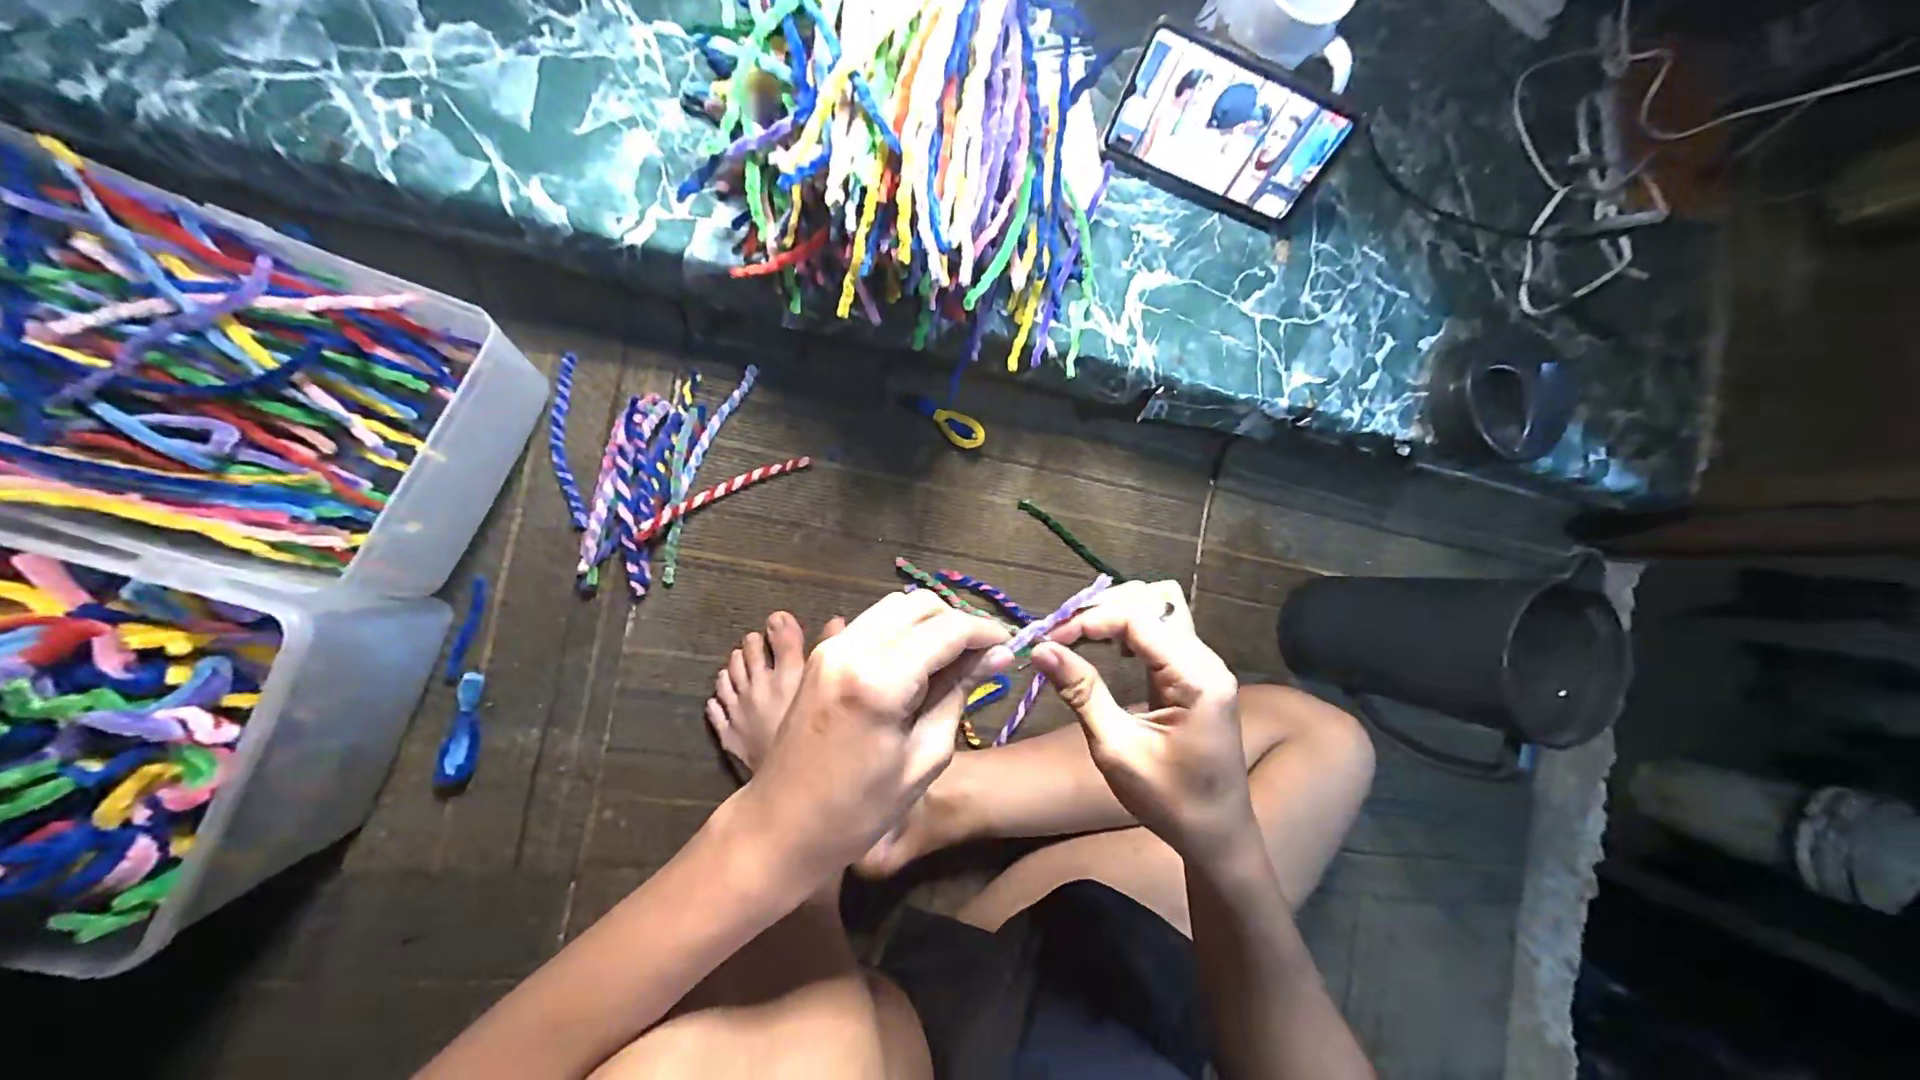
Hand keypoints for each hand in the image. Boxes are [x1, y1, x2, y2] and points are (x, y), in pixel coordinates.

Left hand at [739, 590, 1011, 882]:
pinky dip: (901, 630)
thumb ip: (958, 693)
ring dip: (928, 622)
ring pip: (893, 606)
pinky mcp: (820, 655)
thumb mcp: (925, 757)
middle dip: (956, 621)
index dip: (984, 632)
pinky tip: (915, 661)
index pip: (947, 630)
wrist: (783, 825)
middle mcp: (851, 650)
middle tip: (979, 655)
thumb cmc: (860, 809)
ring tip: (950, 658)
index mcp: (879, 680)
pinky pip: (871, 623)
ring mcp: (830, 648)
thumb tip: (997, 655)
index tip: (1008, 646)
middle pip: (918, 604)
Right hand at [1029, 580, 1255, 866]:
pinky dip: (1129, 629)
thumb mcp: (1117, 749)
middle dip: (1102, 609)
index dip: (1089, 619)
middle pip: (1152, 601)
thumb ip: (1082, 693)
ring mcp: (1204, 665)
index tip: (1049, 637)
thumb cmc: (1169, 800)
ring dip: (1116, 614)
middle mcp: (1206, 660)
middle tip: (1060, 633)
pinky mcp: (1195, 674)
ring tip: (1078, 634)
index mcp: (1196, 678)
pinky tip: (1108, 648)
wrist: (1217, 834)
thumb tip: (1042, 650)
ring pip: (1158, 609)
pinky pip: (1162, 631)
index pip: (1137, 618)